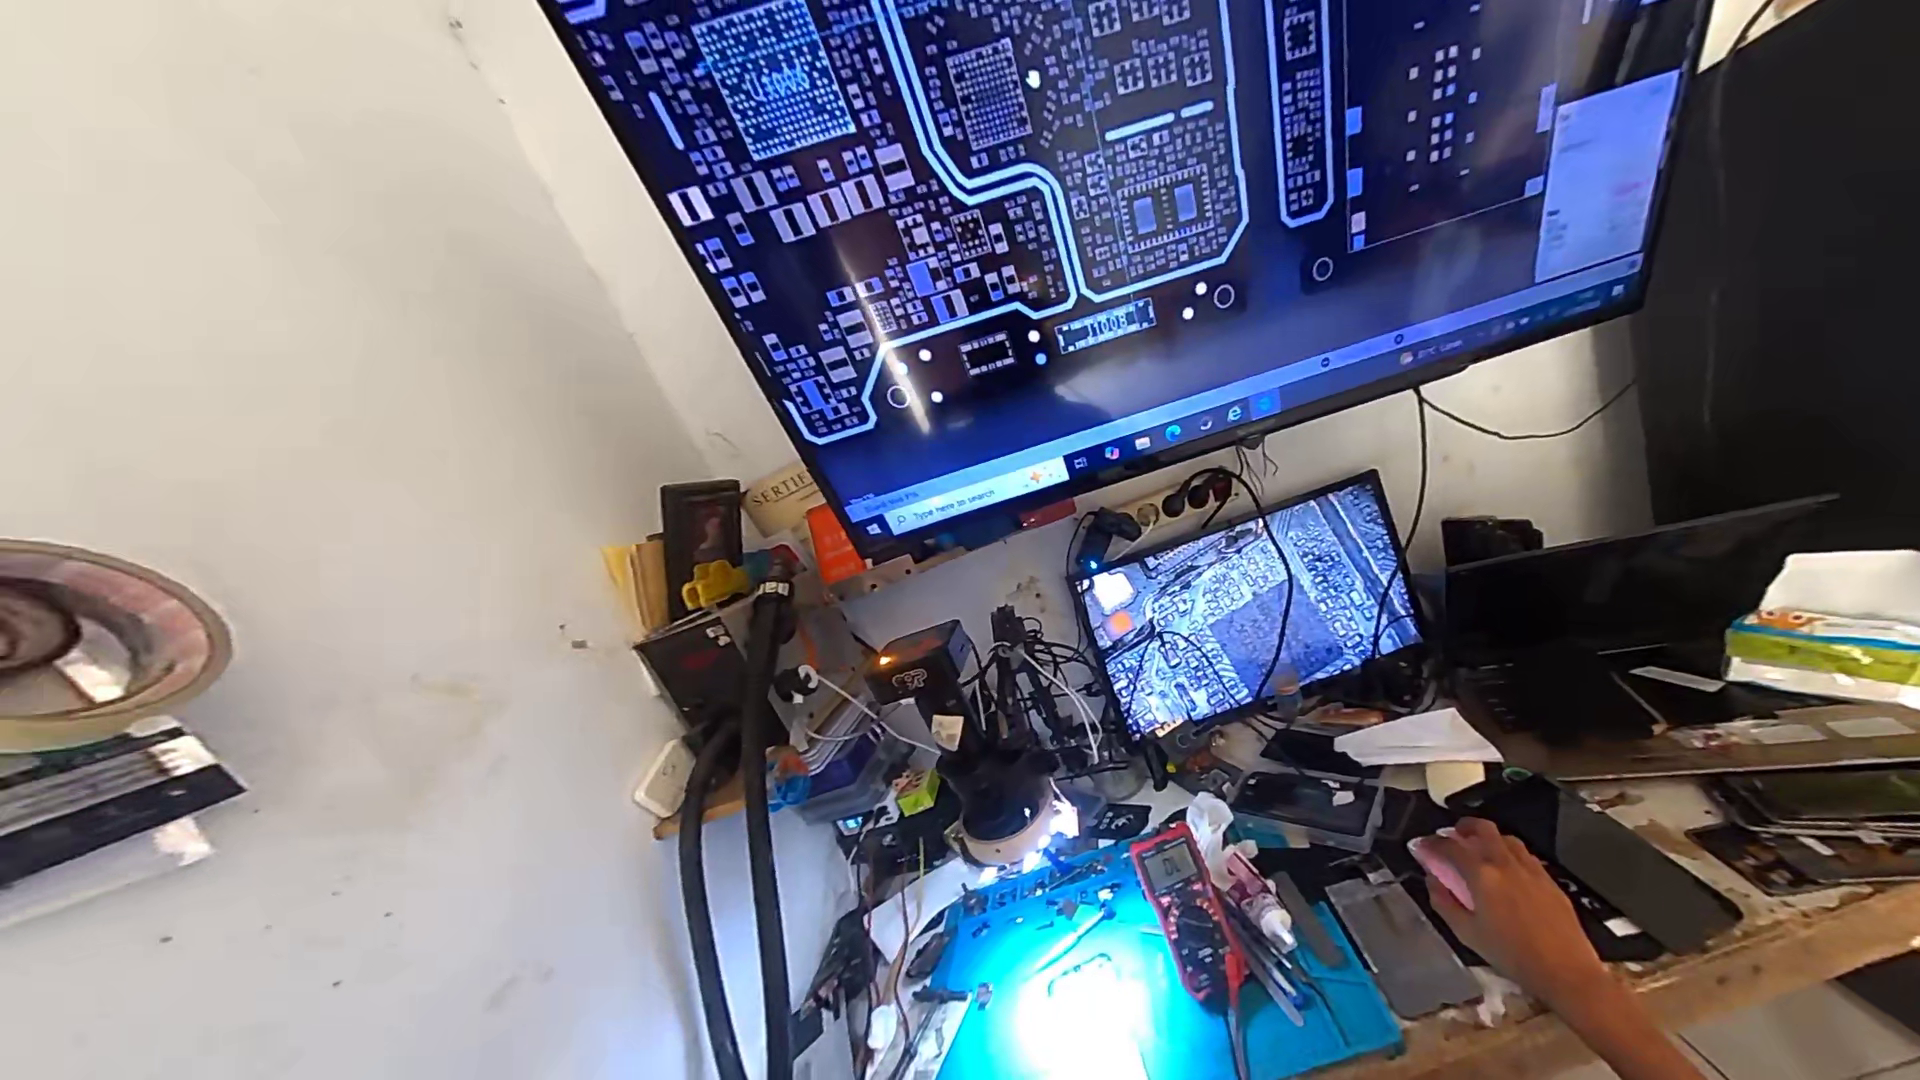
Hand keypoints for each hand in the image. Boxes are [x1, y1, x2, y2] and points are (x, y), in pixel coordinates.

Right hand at [1422, 818, 1612, 1008]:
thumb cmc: (1513, 956)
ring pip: (1507, 839)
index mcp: (1481, 875)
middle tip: (1454, 836)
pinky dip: (1511, 855)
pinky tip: (1508, 872)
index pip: (1448, 845)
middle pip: (1483, 828)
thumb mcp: (1466, 932)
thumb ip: (1442, 901)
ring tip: (1482, 851)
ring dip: (1489, 839)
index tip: (1424, 847)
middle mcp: (1506, 865)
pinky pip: (1527, 857)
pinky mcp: (1552, 884)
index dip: (1430, 842)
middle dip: (1463, 827)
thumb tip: (1433, 881)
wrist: (1570, 976)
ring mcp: (1533, 873)